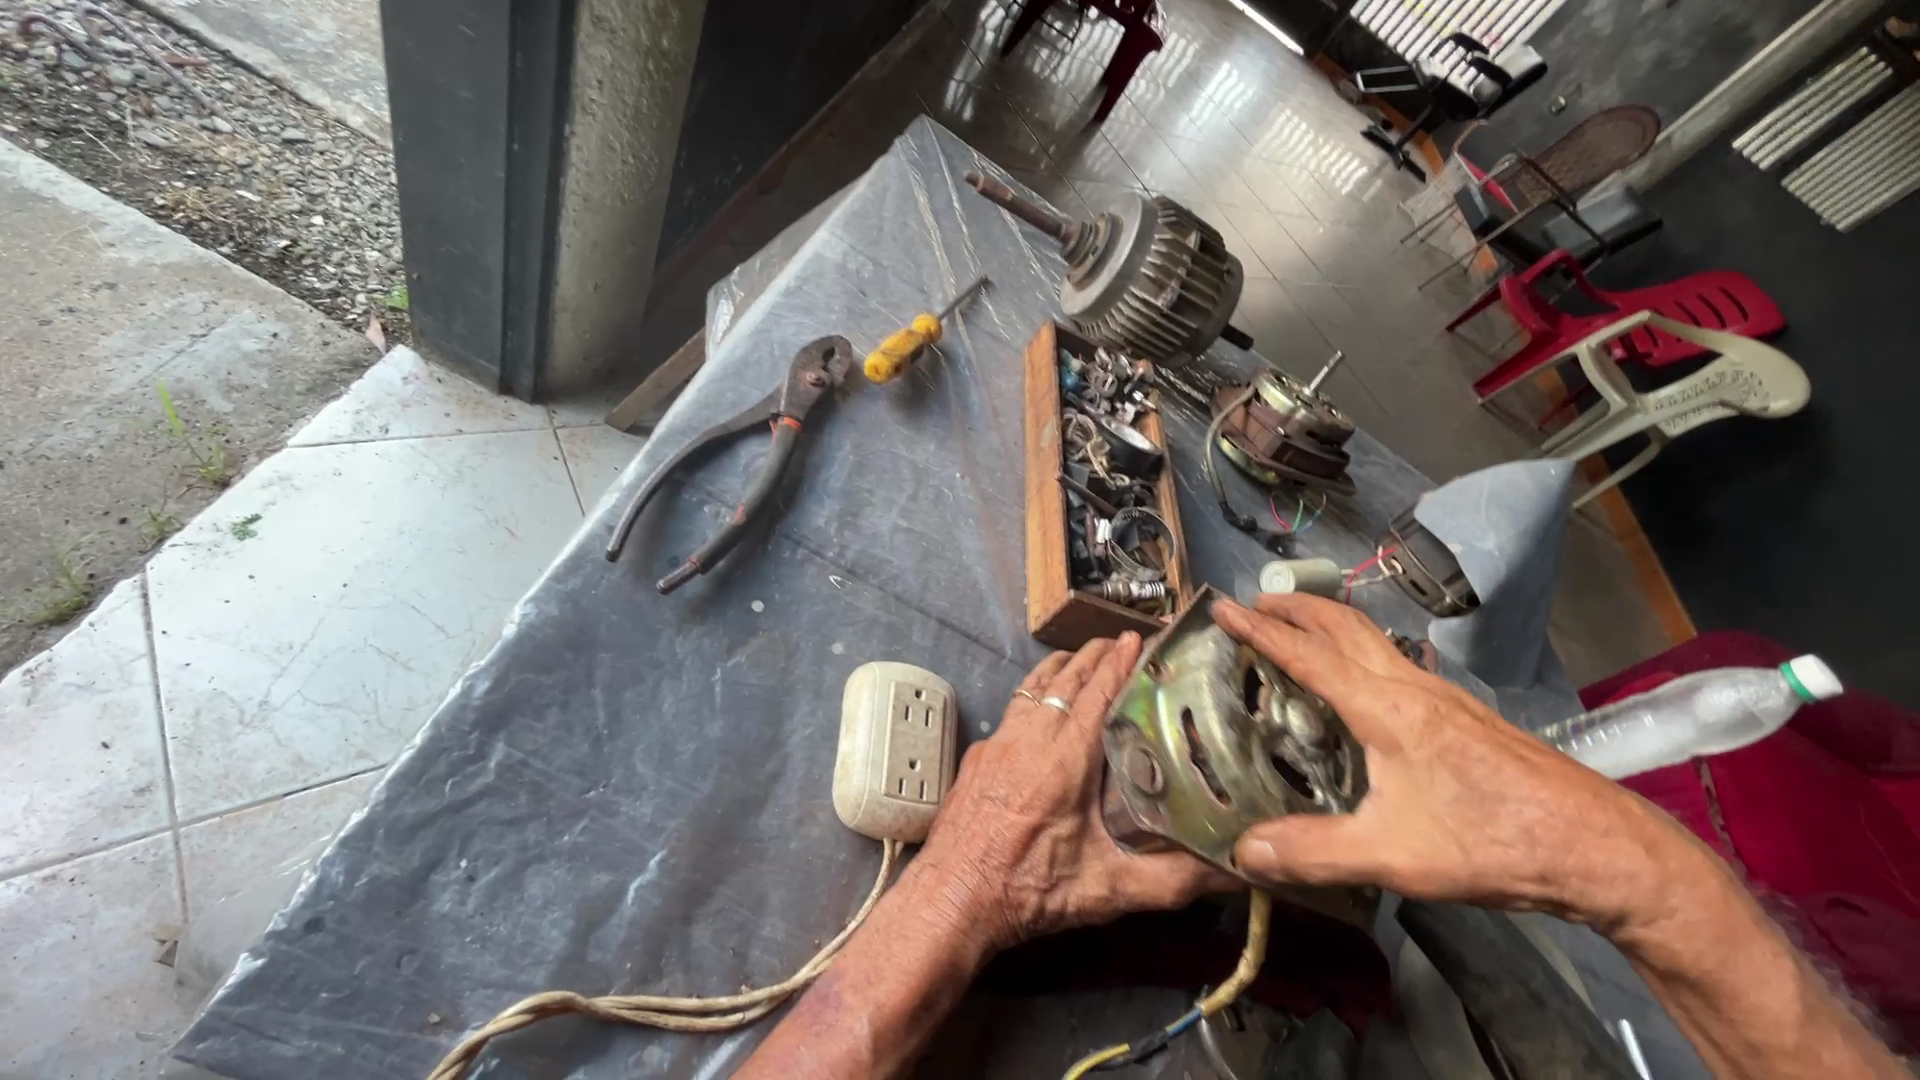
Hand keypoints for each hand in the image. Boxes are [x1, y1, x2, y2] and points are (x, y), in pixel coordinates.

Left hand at [912, 634, 1233, 951]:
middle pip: (1065, 680)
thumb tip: (1235, 874)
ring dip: (1059, 667)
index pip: (1098, 694)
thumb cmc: (1028, 891)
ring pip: (1032, 687)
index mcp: (1065, 760)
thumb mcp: (1107, 892)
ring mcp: (997, 742)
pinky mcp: (977, 755)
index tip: (1140, 638)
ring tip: (1080, 656)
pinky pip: (1011, 708)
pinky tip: (1038, 706)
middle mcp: (1029, 738)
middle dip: (1093, 655)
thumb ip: (1172, 880)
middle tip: (1119, 640)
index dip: (1120, 663)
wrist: (951, 898)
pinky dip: (1032, 693)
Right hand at [1212, 594, 1714, 935]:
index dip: (1261, 631)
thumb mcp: (1397, 855)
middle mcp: (1412, 689)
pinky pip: (1393, 662)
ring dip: (1327, 623)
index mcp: (1387, 709)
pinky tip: (1359, 684)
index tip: (1223, 607)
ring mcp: (1443, 698)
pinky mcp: (1463, 715)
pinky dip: (1356, 650)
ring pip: (1373, 639)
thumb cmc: (1496, 843)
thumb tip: (1244, 852)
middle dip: (1296, 606)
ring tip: (1296, 630)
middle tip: (1255, 601)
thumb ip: (1316, 852)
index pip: (1309, 656)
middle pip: (1344, 626)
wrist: (1604, 848)